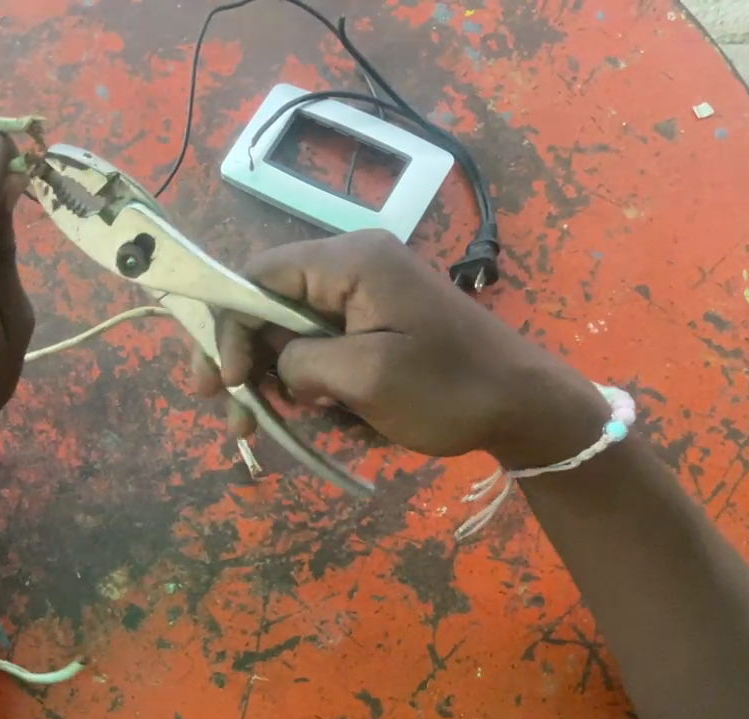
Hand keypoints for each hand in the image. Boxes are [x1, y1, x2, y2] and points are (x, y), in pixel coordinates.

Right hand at [194, 231, 605, 469]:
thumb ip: (302, 362)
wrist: (519, 405)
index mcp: (351, 262)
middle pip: (267, 308)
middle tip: (231, 414)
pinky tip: (315, 418)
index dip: (229, 325)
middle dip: (243, 361)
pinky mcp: (371, 330)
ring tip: (269, 427)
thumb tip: (276, 367)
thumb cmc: (447, 388)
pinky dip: (306, 387)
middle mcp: (351, 270)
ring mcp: (362, 300)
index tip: (229, 380)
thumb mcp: (366, 377)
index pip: (259, 275)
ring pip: (288, 337)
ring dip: (273, 382)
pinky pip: (318, 353)